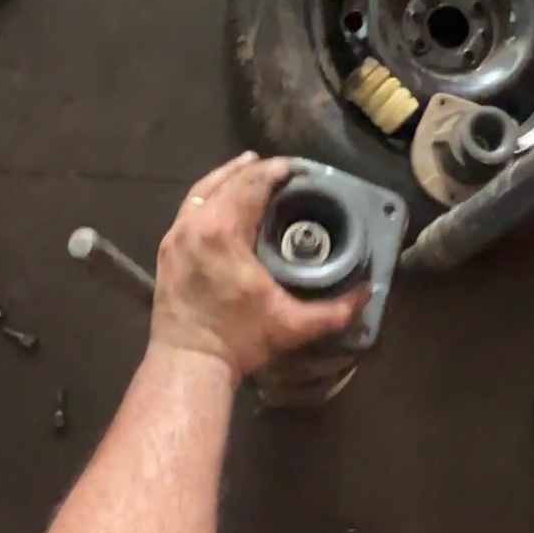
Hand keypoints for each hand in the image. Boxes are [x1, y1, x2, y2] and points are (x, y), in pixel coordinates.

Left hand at [149, 154, 367, 380]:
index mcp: (223, 233)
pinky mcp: (166, 251)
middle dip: (253, 170)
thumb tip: (367, 292)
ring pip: (201, 192)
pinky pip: (188, 210)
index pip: (251, 184)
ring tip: (248, 169)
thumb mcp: (294, 325)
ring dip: (226, 177)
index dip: (275, 171)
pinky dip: (207, 198)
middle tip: (279, 170)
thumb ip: (336, 310)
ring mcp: (176, 237)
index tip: (295, 168)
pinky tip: (220, 202)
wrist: (189, 364)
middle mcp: (195, 225)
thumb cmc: (241, 341)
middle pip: (225, 181)